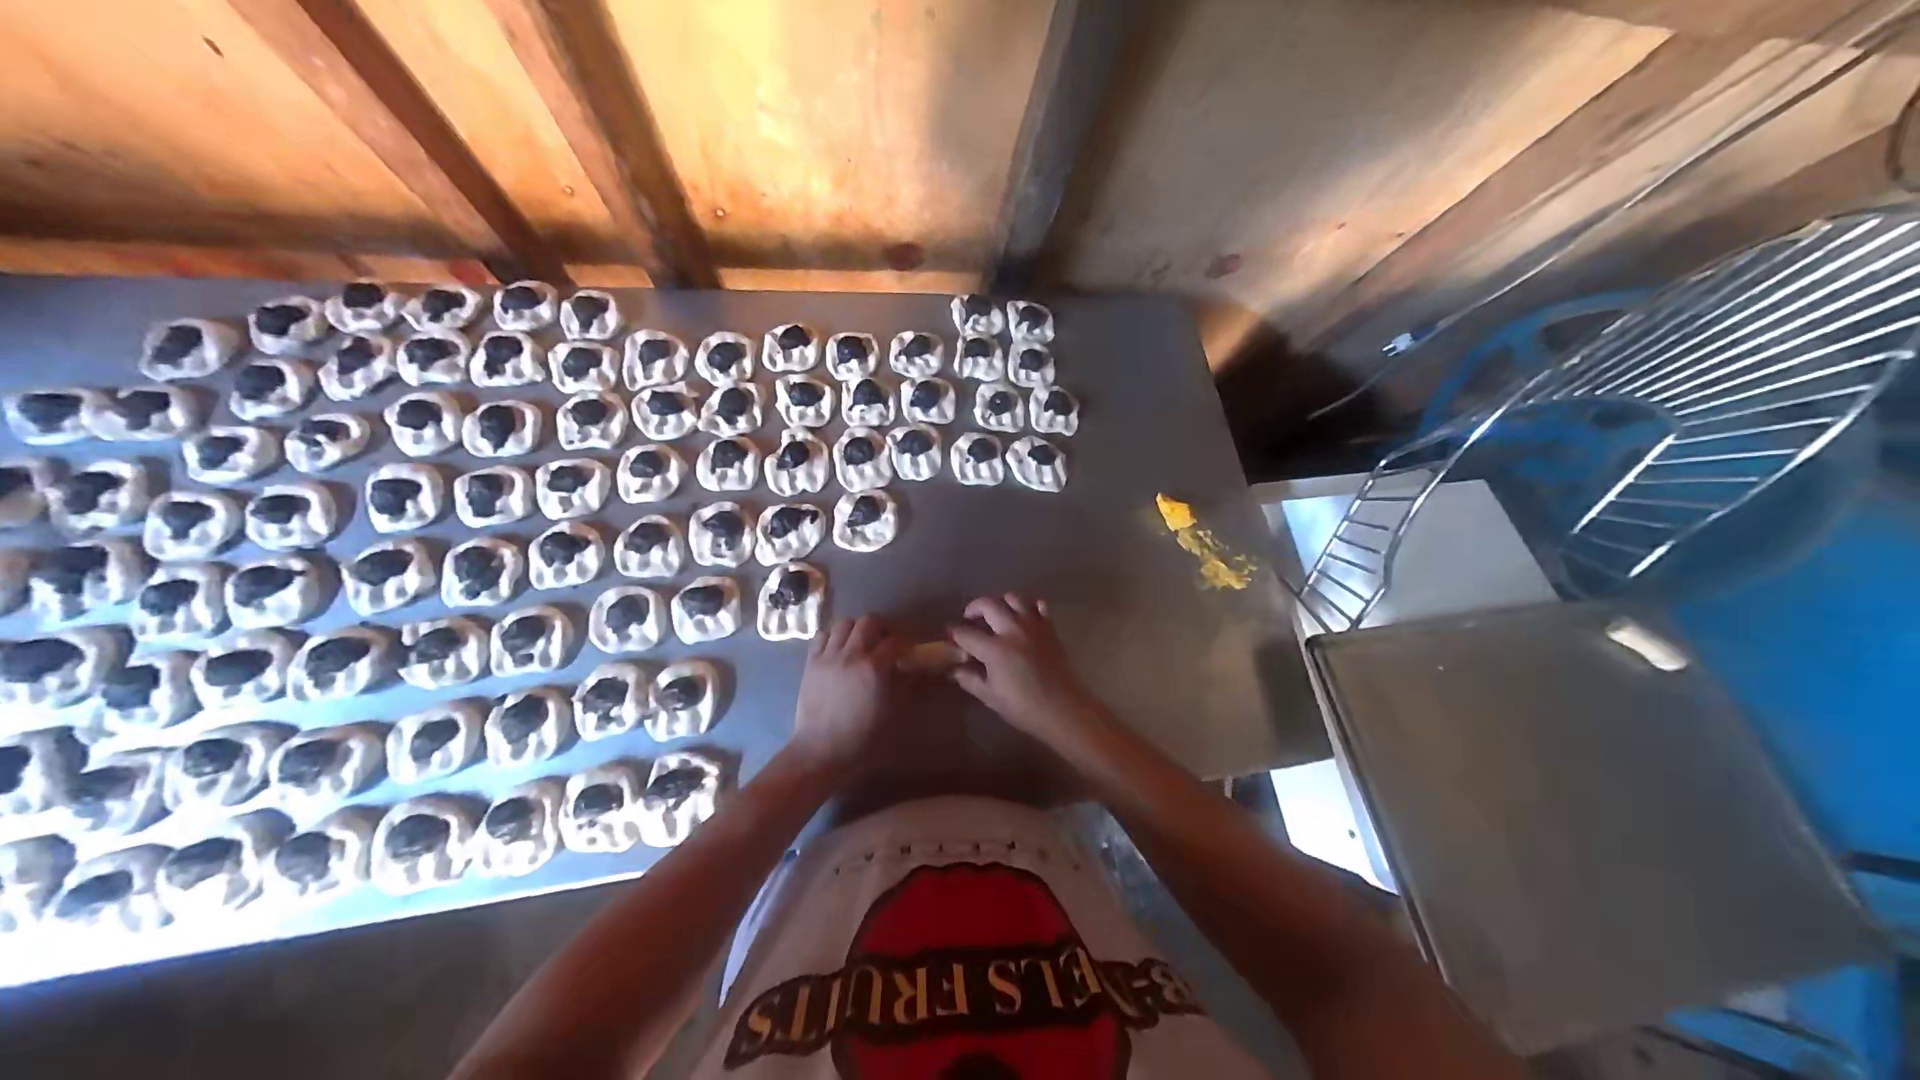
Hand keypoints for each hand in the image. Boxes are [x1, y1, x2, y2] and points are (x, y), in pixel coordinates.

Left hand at [790, 615, 903, 774]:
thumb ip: (906, 687)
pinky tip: (838, 650)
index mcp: (874, 667)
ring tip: (860, 644)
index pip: (894, 641)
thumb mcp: (893, 712)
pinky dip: (832, 637)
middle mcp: (851, 654)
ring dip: (856, 629)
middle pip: (868, 621)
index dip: (903, 644)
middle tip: (884, 642)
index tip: (906, 652)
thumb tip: (917, 671)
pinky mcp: (811, 663)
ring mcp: (828, 656)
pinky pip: (821, 636)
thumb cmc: (863, 737)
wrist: (822, 751)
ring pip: (844, 623)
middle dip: (881, 628)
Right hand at [947, 594, 1107, 746]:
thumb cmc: (1024, 707)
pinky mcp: (1049, 628)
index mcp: (994, 649)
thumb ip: (970, 679)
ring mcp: (1033, 626)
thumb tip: (954, 670)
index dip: (954, 633)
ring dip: (1000, 603)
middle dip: (973, 609)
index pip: (965, 633)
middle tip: (970, 620)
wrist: (1064, 709)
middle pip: (987, 604)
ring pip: (1013, 598)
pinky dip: (1028, 607)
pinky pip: (1038, 606)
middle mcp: (1012, 630)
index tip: (950, 636)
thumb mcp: (990, 697)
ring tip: (996, 616)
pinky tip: (1023, 619)